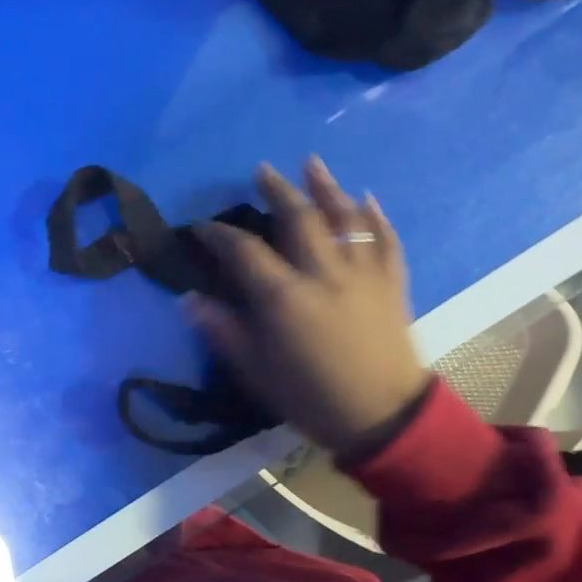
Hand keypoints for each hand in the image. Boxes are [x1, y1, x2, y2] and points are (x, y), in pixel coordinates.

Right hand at [184, 157, 429, 457]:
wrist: (383, 417)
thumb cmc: (310, 397)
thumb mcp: (255, 370)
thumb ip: (223, 330)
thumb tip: (190, 300)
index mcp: (283, 297)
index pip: (244, 251)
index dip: (219, 235)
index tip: (202, 226)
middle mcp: (323, 274)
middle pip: (298, 219)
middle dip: (277, 191)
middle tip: (261, 171)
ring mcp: (362, 274)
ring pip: (345, 219)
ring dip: (327, 187)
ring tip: (311, 164)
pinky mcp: (392, 282)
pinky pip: (385, 239)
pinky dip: (376, 216)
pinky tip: (366, 199)